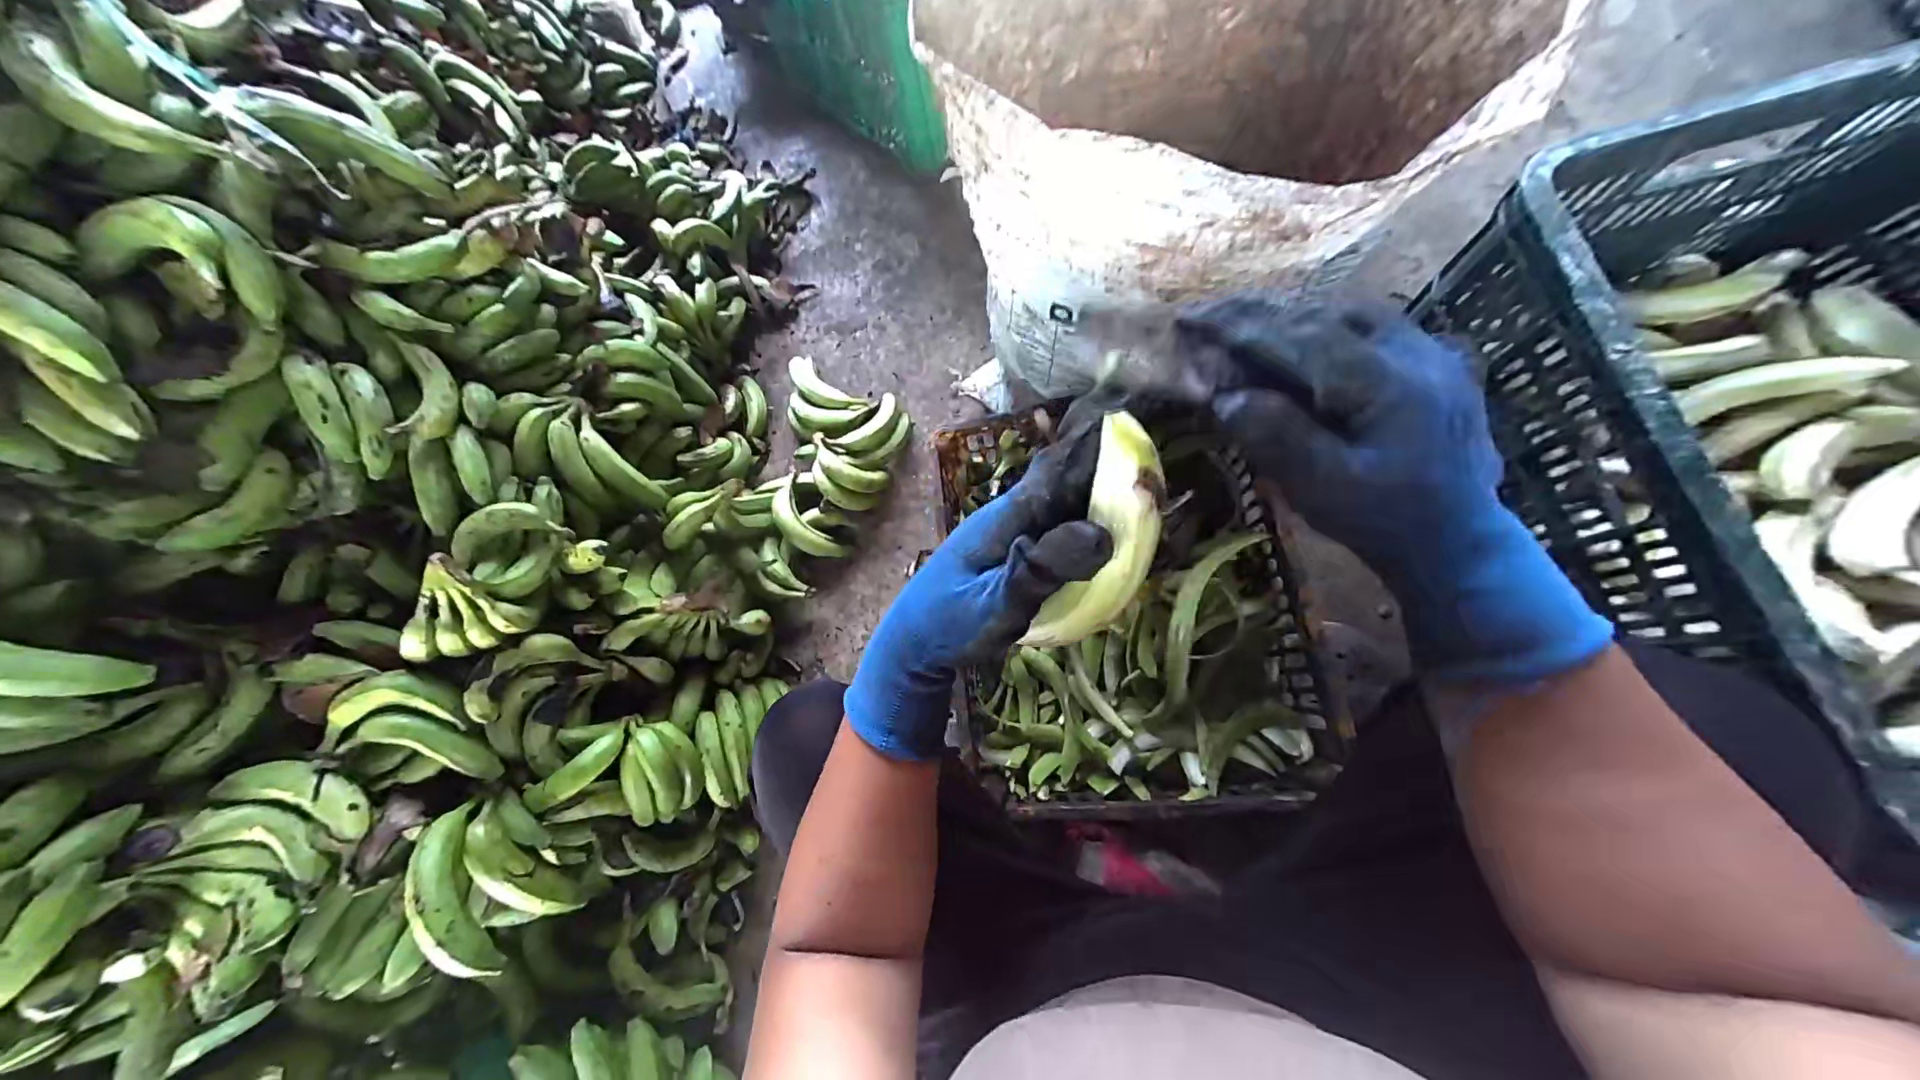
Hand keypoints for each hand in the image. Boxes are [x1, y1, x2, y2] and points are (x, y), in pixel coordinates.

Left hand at [844, 424, 1111, 760]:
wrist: (914, 640)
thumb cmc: (948, 625)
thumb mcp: (992, 606)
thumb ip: (1037, 572)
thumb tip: (1097, 532)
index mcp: (1009, 516)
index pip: (1058, 467)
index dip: (1093, 443)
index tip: (1130, 417)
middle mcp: (1015, 514)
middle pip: (1067, 479)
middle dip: (1107, 464)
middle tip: (1153, 459)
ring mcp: (1016, 532)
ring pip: (1064, 500)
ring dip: (1099, 490)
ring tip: (1142, 484)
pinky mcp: (1018, 551)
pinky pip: (1058, 525)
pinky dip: (1086, 520)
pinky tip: (1107, 526)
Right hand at [1176, 293, 1612, 683]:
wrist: (1459, 542)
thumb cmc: (1386, 520)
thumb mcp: (1323, 488)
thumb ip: (1278, 437)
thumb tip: (1227, 397)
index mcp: (1387, 382)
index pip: (1300, 337)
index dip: (1240, 326)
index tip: (1191, 321)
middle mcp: (1415, 351)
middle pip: (1323, 313)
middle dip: (1258, 311)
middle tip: (1206, 315)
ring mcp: (1431, 353)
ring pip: (1349, 313)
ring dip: (1290, 313)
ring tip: (1243, 319)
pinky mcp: (1434, 364)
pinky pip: (1370, 326)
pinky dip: (1322, 324)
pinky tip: (1300, 334)